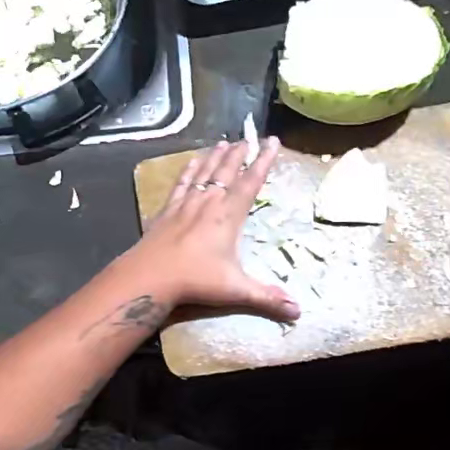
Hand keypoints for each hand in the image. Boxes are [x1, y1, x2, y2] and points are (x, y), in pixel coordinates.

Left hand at [117, 137, 298, 322]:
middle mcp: (208, 202)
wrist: (151, 276)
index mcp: (229, 215)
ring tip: (223, 143)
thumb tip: (298, 310)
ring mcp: (185, 204)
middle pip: (226, 171)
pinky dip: (188, 170)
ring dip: (215, 157)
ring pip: (203, 172)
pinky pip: (180, 183)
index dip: (264, 161)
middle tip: (248, 139)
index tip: (273, 142)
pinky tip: (191, 162)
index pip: (251, 182)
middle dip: (239, 154)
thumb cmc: (196, 280)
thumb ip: (267, 297)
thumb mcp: (236, 289)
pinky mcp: (166, 210)